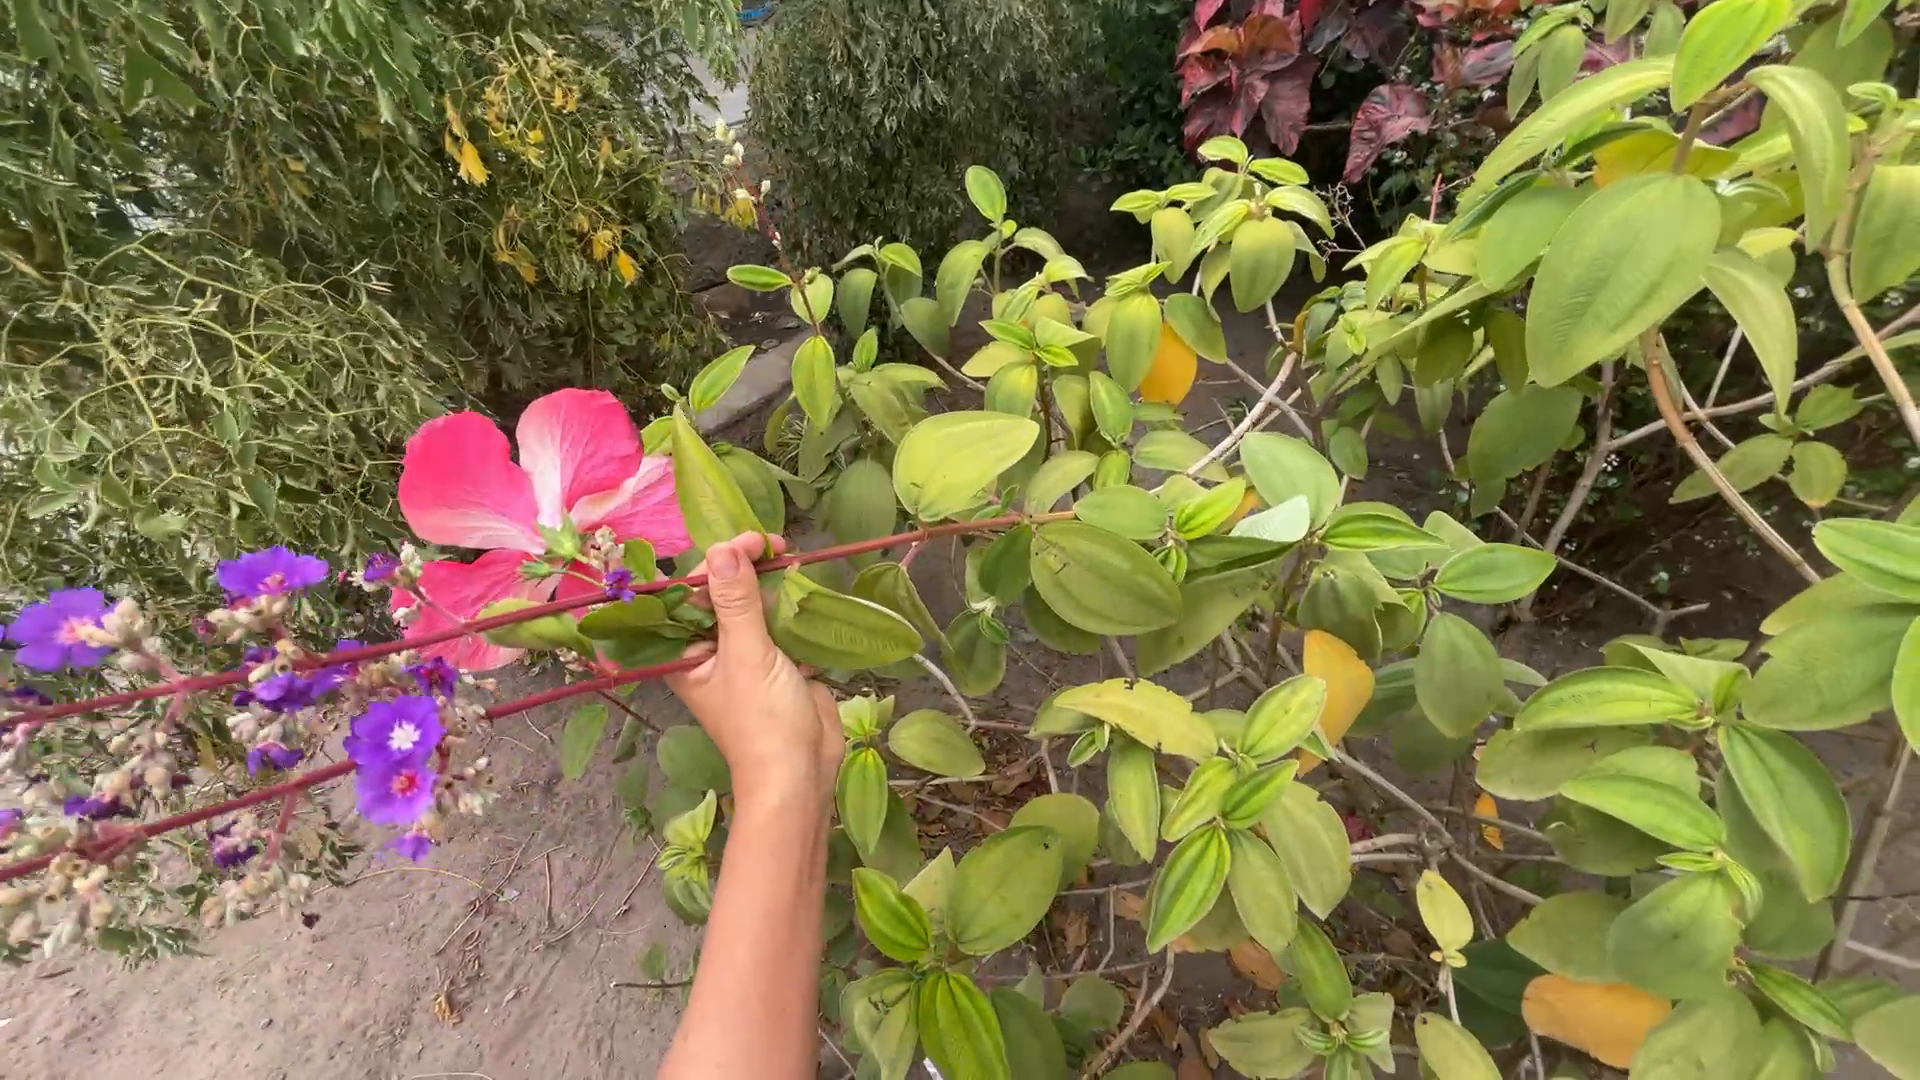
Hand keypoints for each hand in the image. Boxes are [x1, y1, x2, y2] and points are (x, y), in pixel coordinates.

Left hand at [664, 533, 839, 809]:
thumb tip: (723, 547)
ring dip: (769, 581)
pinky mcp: (778, 661)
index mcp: (686, 654)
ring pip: (752, 605)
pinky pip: (778, 623)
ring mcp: (746, 656)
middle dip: (745, 565)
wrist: (802, 771)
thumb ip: (736, 601)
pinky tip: (803, 584)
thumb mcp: (748, 655)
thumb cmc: (763, 720)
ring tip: (791, 556)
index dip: (715, 562)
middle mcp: (711, 651)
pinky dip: (789, 604)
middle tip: (776, 544)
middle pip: (721, 595)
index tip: (749, 541)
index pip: (689, 594)